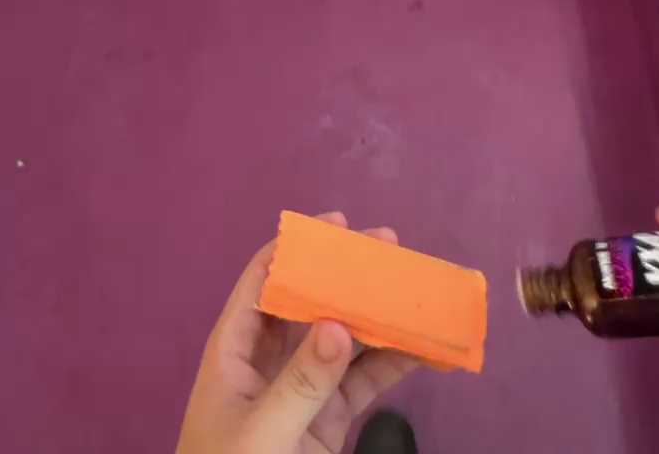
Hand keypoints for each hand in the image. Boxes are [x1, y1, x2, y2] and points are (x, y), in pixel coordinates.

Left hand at [176, 212, 421, 453]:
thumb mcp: (260, 434)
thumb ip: (299, 383)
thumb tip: (338, 324)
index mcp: (236, 349)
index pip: (263, 281)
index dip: (295, 248)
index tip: (336, 226)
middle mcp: (269, 360)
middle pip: (310, 302)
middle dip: (347, 273)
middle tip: (389, 246)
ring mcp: (300, 389)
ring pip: (342, 338)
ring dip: (376, 314)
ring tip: (414, 289)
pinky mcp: (327, 421)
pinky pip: (362, 382)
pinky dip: (391, 364)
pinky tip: (422, 349)